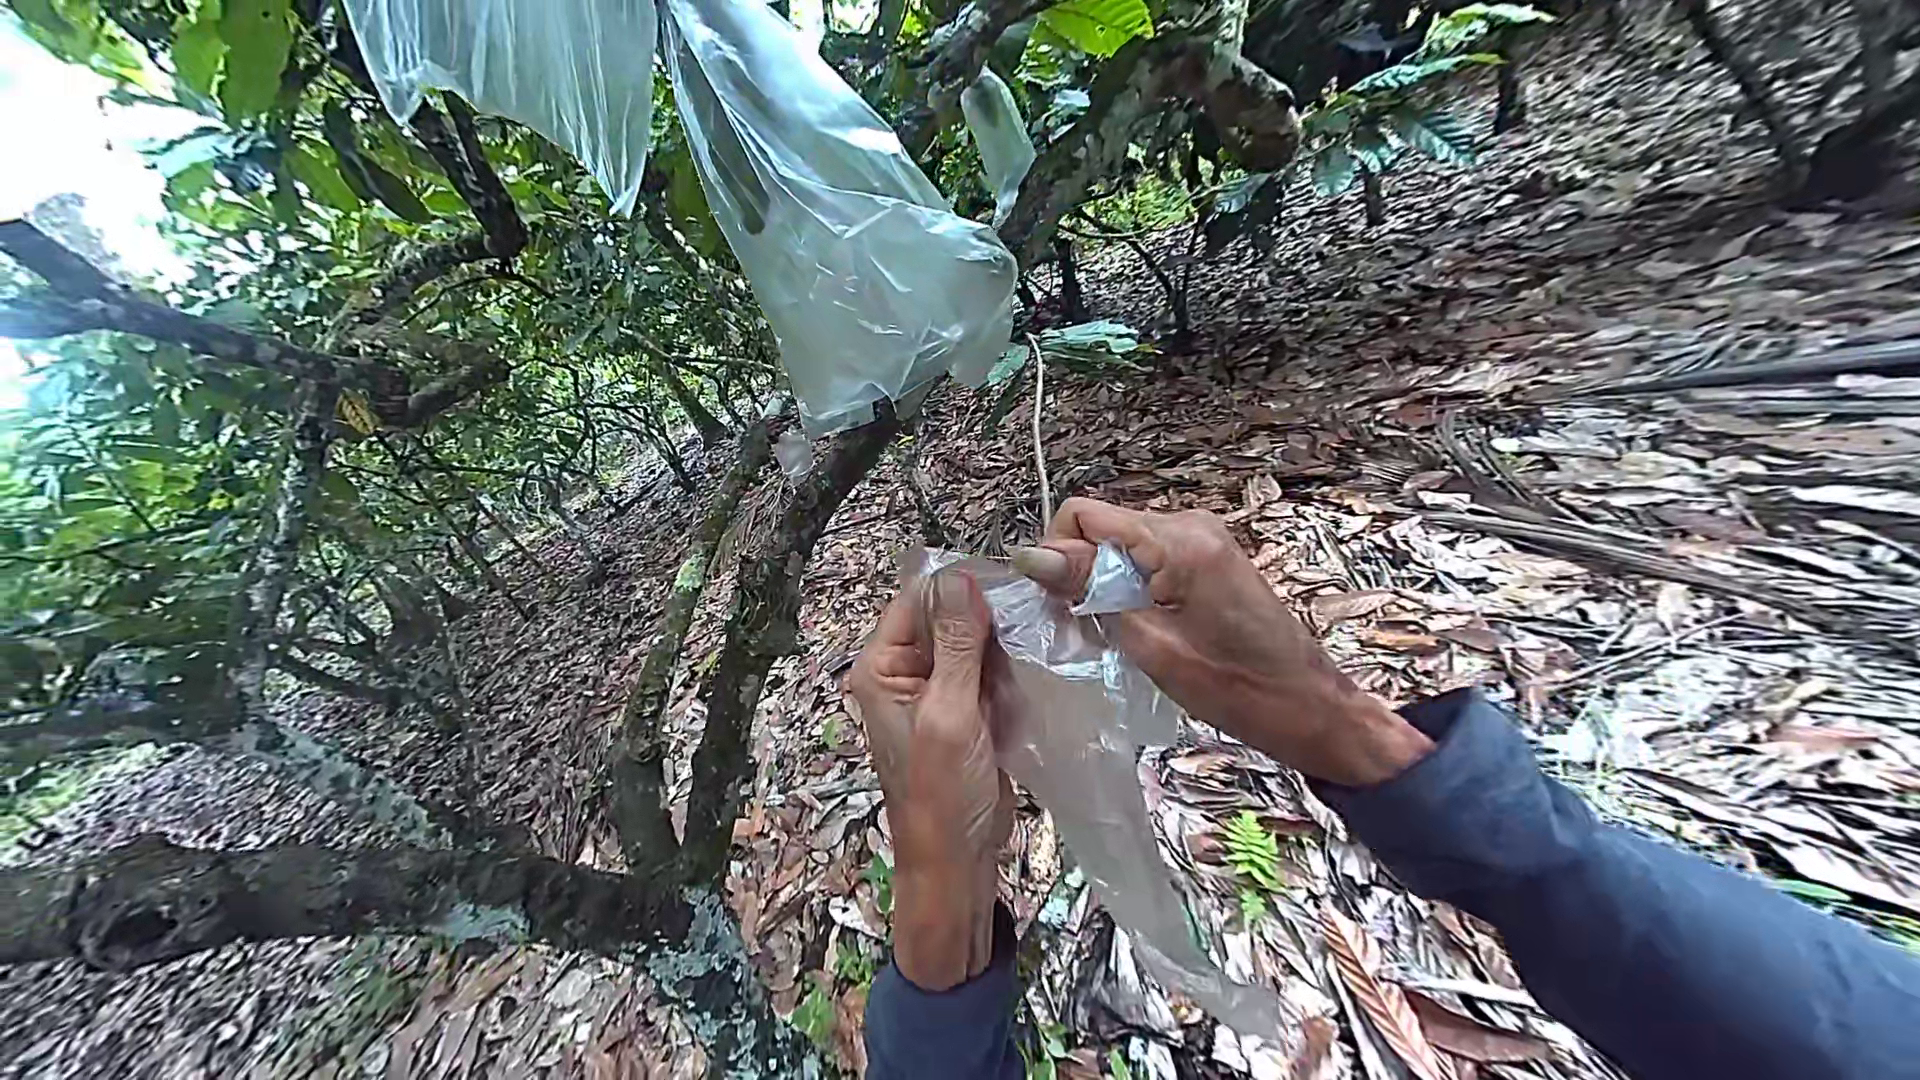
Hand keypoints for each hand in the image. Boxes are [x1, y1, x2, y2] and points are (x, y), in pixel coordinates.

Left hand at [845, 570, 1013, 989]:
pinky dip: (1009, 662)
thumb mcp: (948, 715)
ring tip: (1040, 625)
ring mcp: (939, 687)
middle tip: (1032, 604)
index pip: (916, 601)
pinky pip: (987, 667)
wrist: (957, 862)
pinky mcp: (967, 704)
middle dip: (985, 613)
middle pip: (946, 617)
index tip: (1006, 583)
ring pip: (972, 641)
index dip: (958, 588)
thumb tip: (962, 579)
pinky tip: (1037, 654)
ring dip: (1002, 637)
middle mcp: (906, 669)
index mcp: (882, 665)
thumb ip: (956, 646)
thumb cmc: (942, 792)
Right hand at [1011, 497, 1432, 786]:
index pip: (1082, 514)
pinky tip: (1135, 624)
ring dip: (1100, 583)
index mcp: (1177, 539)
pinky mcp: (1205, 554)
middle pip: (1100, 527)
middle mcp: (1188, 522)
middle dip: (1079, 572)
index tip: (1061, 604)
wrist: (1309, 708)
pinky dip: (1125, 586)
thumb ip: (1088, 589)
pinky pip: (1143, 556)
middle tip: (1085, 628)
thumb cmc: (1232, 687)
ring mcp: (1200, 536)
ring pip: (1117, 543)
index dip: (1057, 553)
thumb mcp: (1149, 643)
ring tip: (1112, 633)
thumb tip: (1028, 556)